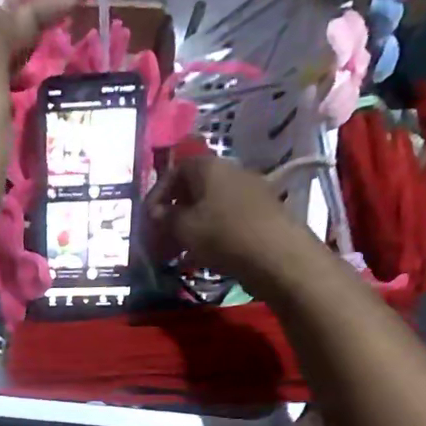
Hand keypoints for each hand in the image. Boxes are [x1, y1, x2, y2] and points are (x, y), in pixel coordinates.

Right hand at [146, 154, 320, 286]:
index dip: (158, 194)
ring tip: (178, 255)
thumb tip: (156, 213)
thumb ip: (166, 218)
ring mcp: (248, 194)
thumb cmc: (223, 235)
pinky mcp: (259, 216)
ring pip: (209, 209)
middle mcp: (230, 172)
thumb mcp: (185, 228)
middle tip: (160, 240)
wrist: (277, 256)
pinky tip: (201, 259)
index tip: (149, 219)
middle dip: (173, 215)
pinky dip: (209, 237)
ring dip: (190, 229)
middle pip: (193, 190)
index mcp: (209, 166)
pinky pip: (225, 222)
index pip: (175, 170)